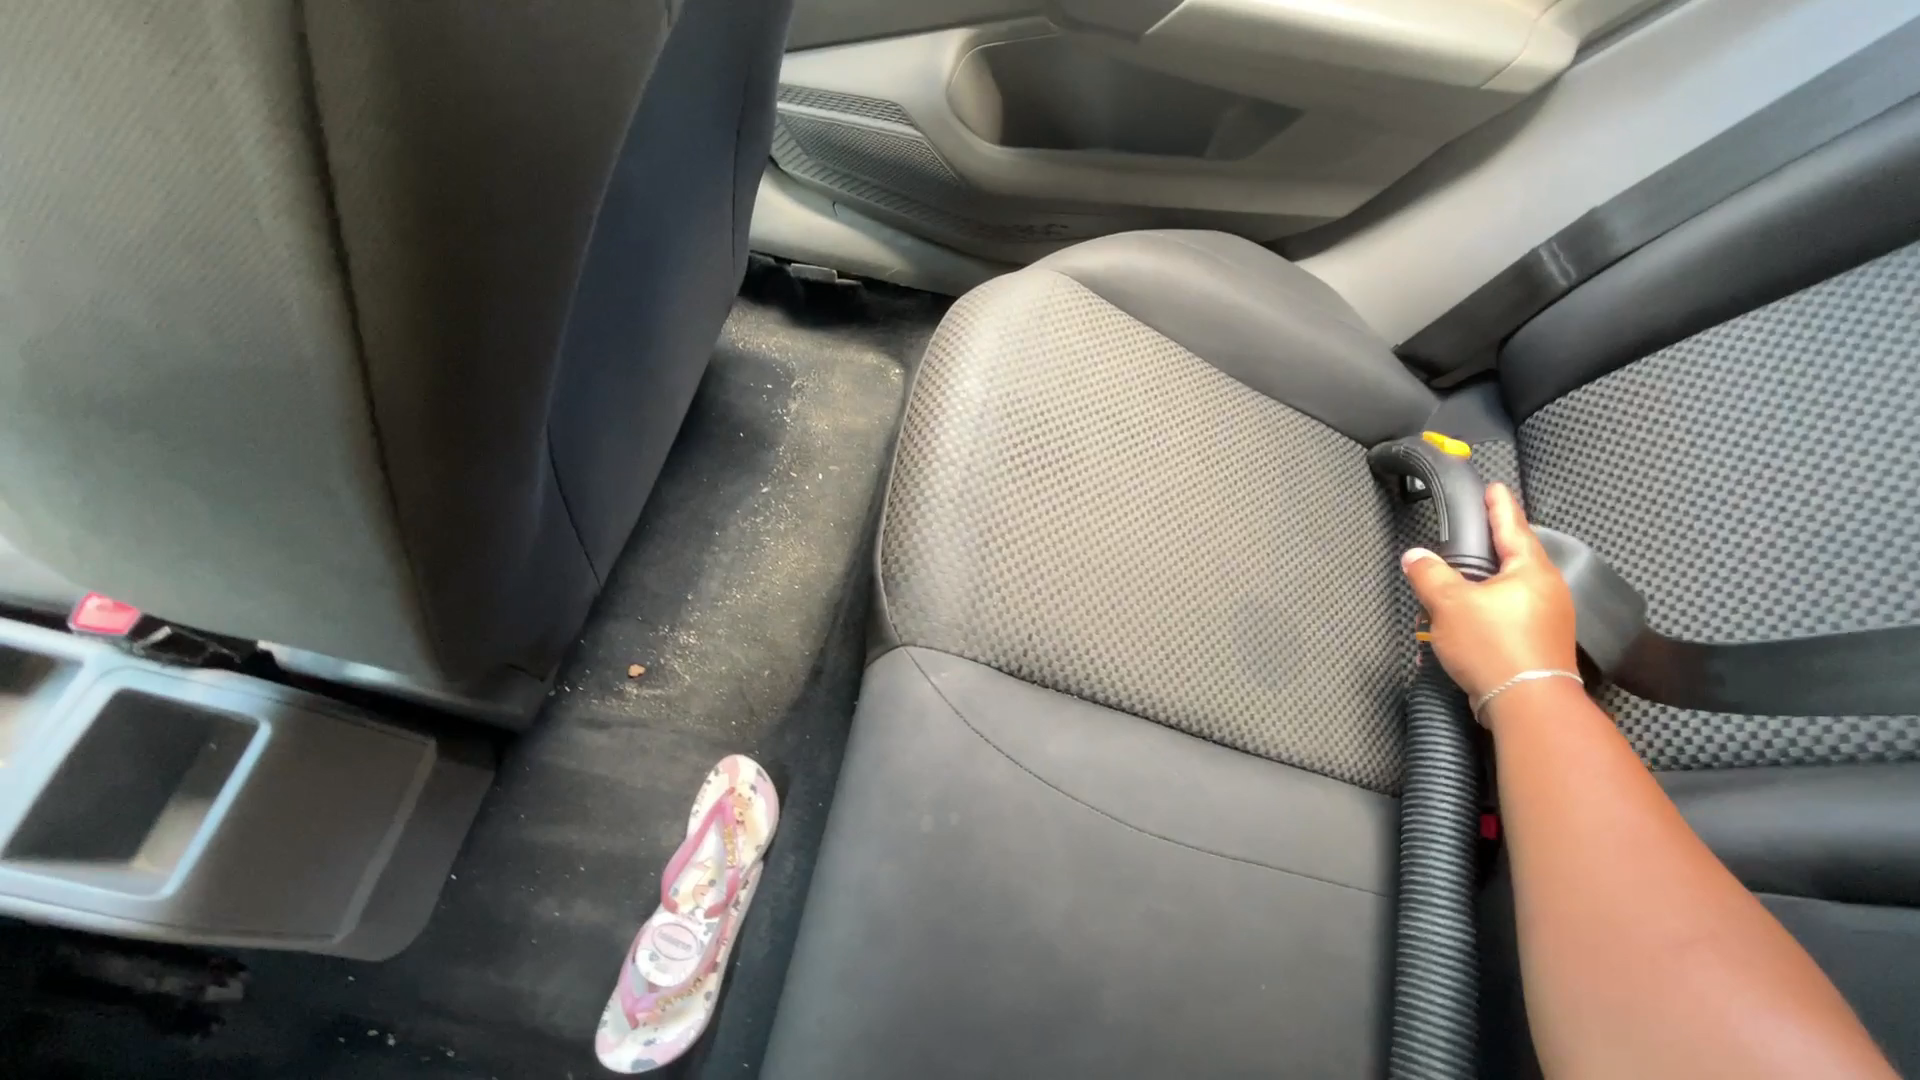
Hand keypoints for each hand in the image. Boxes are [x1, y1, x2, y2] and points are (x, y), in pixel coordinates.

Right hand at [1399, 483, 1577, 702]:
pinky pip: (1512, 614)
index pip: (1513, 526)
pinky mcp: (1540, 643)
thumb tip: (1415, 557)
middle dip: (1493, 547)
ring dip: (1488, 583)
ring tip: (1463, 581)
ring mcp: (1549, 618)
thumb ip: (1429, 575)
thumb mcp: (1449, 603)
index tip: (1495, 489)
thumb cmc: (1494, 646)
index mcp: (1531, 571)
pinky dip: (1490, 610)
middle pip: (1517, 558)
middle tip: (1475, 534)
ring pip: (1513, 588)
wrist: (1527, 703)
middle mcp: (1547, 590)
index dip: (1500, 506)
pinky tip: (1471, 619)